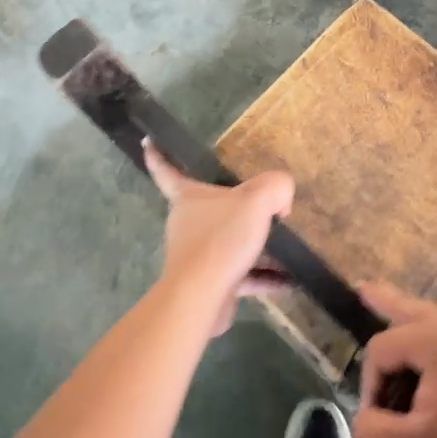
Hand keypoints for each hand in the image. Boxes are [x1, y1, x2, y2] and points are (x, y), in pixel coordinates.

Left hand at [144, 140, 293, 336]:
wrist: (202, 296)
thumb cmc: (221, 238)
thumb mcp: (257, 200)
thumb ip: (276, 186)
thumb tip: (281, 201)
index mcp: (188, 197)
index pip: (166, 170)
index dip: (157, 154)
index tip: (148, 142)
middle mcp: (187, 223)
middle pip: (206, 207)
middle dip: (228, 205)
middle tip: (256, 202)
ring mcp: (196, 255)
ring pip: (226, 242)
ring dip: (252, 244)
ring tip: (283, 243)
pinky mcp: (209, 283)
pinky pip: (240, 274)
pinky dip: (263, 276)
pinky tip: (289, 281)